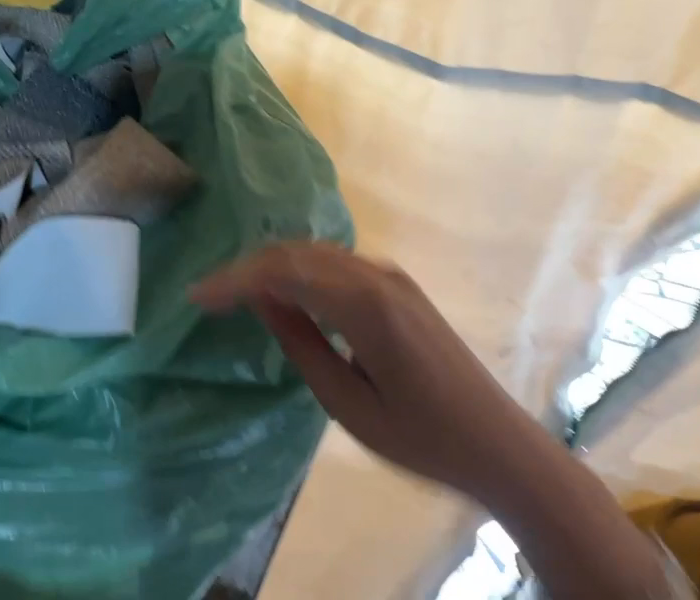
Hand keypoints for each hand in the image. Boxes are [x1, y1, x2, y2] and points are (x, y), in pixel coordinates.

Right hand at [194, 243, 678, 598]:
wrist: (502, 447)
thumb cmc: (422, 438)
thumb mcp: (347, 404)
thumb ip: (301, 345)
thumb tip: (261, 300)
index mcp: (365, 306)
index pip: (282, 273)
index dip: (234, 280)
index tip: (197, 296)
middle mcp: (377, 277)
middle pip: (295, 253)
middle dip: (247, 267)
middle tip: (210, 294)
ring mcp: (392, 277)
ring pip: (315, 252)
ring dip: (271, 264)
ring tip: (236, 290)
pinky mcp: (400, 286)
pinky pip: (336, 262)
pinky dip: (299, 269)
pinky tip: (283, 288)